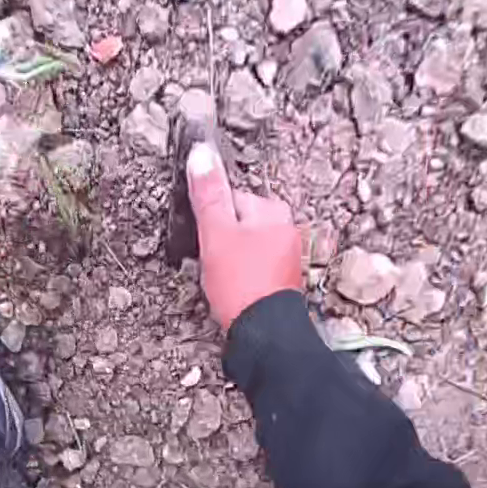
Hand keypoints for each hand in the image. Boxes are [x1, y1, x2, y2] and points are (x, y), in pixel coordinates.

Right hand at [186, 143, 303, 327]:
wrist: (264, 334)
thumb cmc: (242, 284)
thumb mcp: (216, 234)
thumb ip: (208, 194)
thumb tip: (201, 153)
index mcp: (273, 212)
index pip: (231, 198)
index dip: (211, 221)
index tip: (207, 240)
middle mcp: (285, 231)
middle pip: (237, 225)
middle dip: (221, 243)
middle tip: (215, 266)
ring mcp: (285, 259)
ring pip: (244, 249)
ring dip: (229, 264)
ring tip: (224, 283)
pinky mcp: (281, 283)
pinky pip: (252, 271)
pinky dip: (240, 280)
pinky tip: (234, 293)